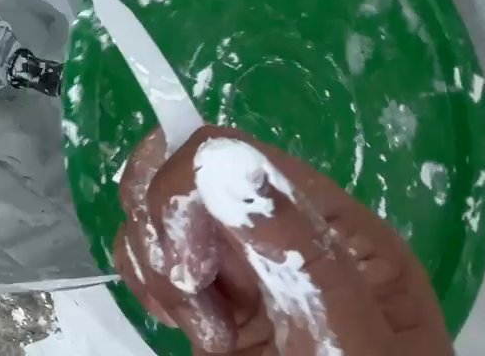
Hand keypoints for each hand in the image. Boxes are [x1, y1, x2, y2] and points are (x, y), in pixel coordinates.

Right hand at [113, 125, 451, 355]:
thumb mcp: (346, 349)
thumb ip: (299, 255)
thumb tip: (230, 155)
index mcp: (335, 228)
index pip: (228, 149)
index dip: (185, 189)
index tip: (191, 266)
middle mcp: (281, 225)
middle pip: (174, 164)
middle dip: (161, 228)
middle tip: (189, 290)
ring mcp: (236, 251)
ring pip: (147, 203)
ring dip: (155, 264)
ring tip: (205, 328)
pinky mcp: (200, 276)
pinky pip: (138, 240)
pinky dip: (144, 278)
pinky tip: (185, 323)